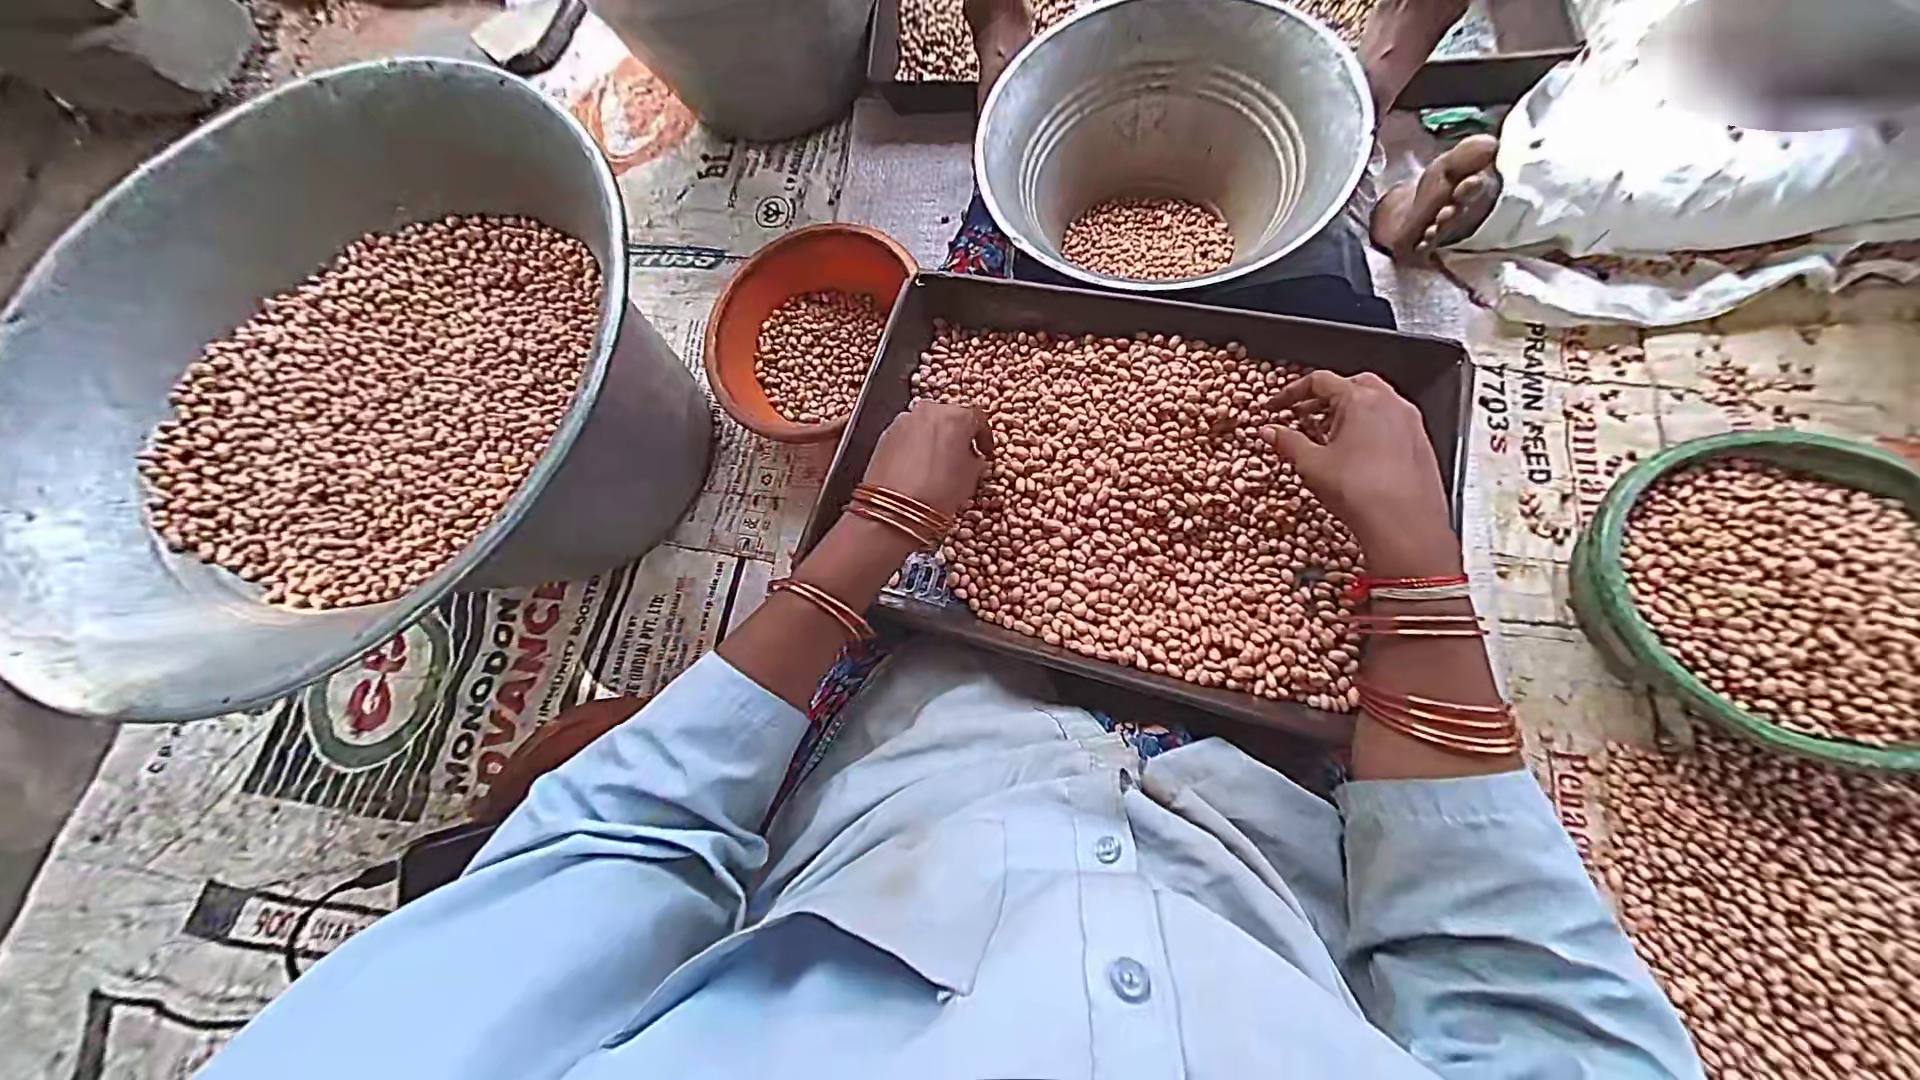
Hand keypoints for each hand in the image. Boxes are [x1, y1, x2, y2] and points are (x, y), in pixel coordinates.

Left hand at [860, 400, 991, 518]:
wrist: (896, 509)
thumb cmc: (936, 493)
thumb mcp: (972, 478)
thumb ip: (975, 460)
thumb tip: (972, 458)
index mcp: (957, 416)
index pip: (978, 418)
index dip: (984, 436)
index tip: (985, 449)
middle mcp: (929, 411)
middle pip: (949, 417)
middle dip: (957, 435)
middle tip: (962, 456)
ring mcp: (904, 421)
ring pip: (926, 425)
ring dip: (934, 439)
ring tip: (939, 464)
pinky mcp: (885, 435)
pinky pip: (908, 436)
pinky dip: (915, 446)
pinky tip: (919, 467)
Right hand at [1257, 371, 1458, 576]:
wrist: (1403, 522)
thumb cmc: (1360, 490)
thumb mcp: (1310, 464)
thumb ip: (1287, 441)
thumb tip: (1270, 431)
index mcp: (1361, 400)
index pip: (1320, 381)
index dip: (1291, 391)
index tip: (1277, 406)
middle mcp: (1390, 403)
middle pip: (1351, 384)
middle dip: (1322, 397)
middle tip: (1300, 415)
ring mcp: (1409, 422)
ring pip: (1373, 402)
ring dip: (1345, 411)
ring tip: (1323, 435)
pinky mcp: (1419, 442)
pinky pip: (1389, 422)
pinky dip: (1366, 427)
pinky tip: (1351, 453)